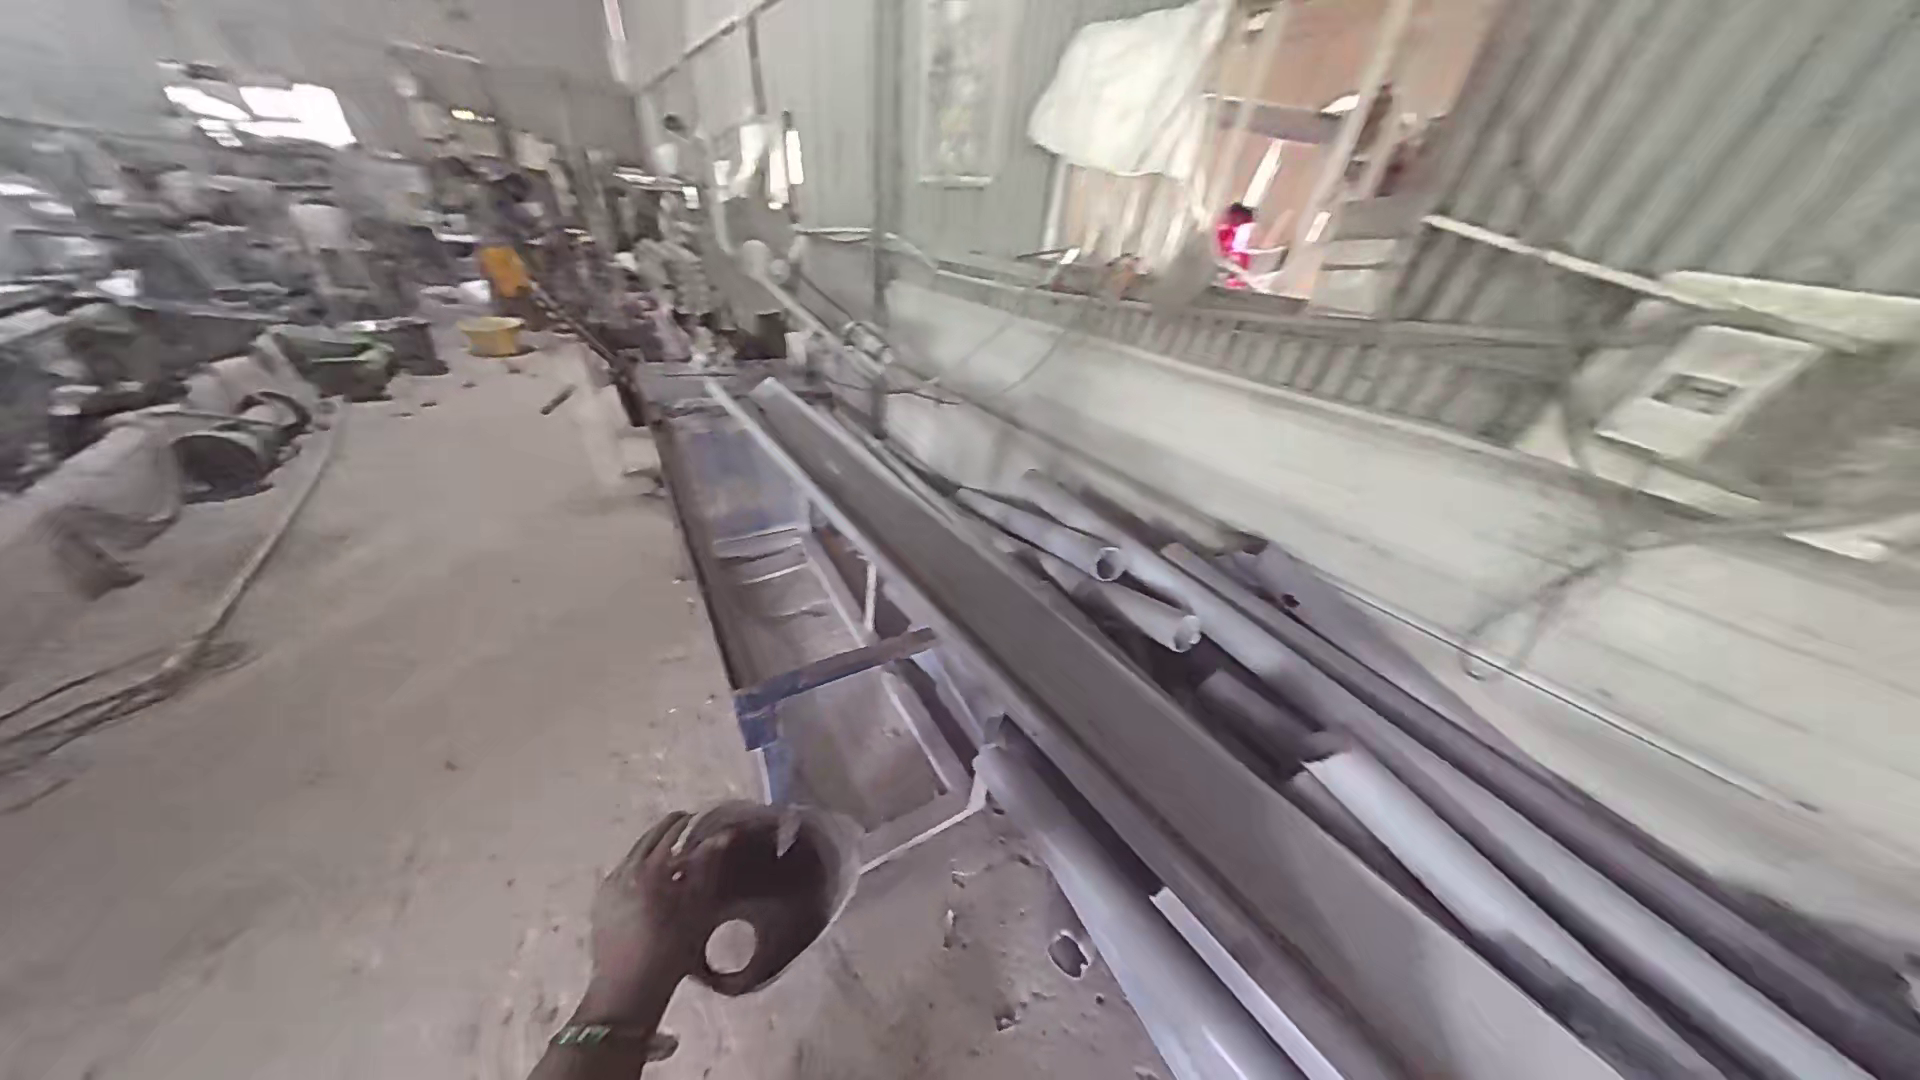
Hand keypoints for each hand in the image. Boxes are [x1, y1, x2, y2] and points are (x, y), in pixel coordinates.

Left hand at [582, 810, 728, 1016]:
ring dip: (652, 845)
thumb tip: (723, 835)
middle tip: (686, 823)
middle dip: (667, 829)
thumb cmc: (669, 948)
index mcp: (649, 870)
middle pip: (648, 838)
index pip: (670, 833)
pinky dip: (640, 862)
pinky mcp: (601, 902)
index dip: (686, 822)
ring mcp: (609, 886)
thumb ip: (706, 866)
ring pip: (634, 853)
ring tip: (671, 848)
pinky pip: (624, 869)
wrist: (626, 992)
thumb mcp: (695, 905)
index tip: (699, 815)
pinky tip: (652, 873)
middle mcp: (625, 871)